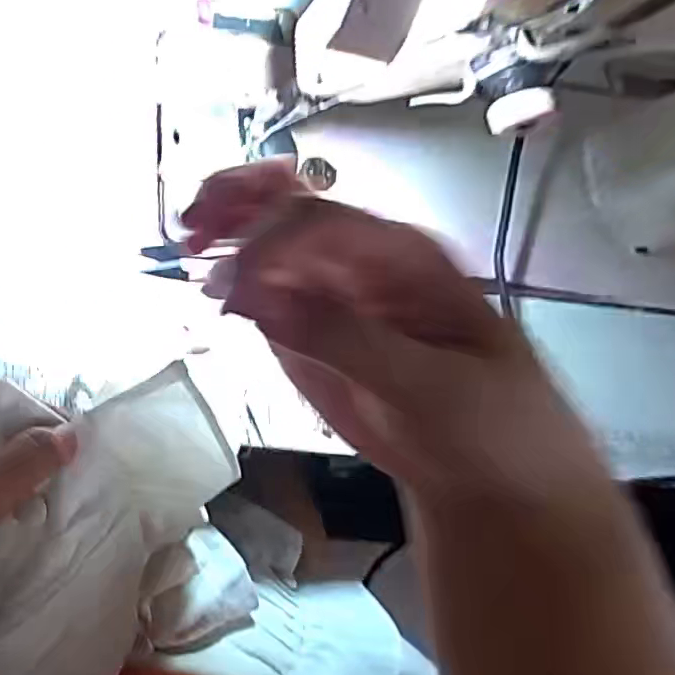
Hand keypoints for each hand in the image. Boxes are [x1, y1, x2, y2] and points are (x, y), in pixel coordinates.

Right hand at [182, 161, 602, 498]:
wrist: (487, 473)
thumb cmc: (486, 426)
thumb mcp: (427, 385)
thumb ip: (345, 339)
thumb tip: (260, 300)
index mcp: (403, 258)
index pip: (320, 222)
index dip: (266, 243)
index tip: (232, 287)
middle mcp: (356, 259)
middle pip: (288, 204)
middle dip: (234, 201)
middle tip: (192, 225)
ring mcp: (323, 288)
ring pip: (262, 235)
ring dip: (220, 228)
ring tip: (187, 246)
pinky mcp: (296, 319)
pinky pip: (252, 282)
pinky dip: (223, 273)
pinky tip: (205, 286)